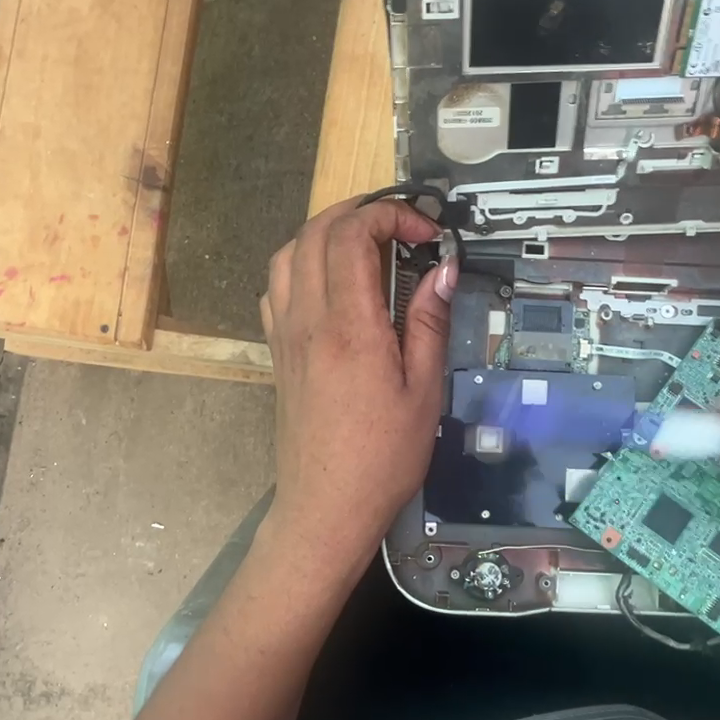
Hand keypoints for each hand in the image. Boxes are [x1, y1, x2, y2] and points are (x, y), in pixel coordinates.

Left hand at [258, 198, 454, 565]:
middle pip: (317, 231)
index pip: (354, 235)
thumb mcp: (423, 393)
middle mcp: (307, 320)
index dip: (392, 215)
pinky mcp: (277, 352)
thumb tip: (443, 269)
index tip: (428, 235)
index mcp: (349, 327)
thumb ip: (429, 324)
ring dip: (327, 232)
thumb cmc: (382, 459)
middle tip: (402, 227)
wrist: (325, 507)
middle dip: (361, 211)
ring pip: (289, 252)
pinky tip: (332, 284)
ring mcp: (285, 334)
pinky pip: (278, 286)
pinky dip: (304, 264)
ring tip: (368, 244)